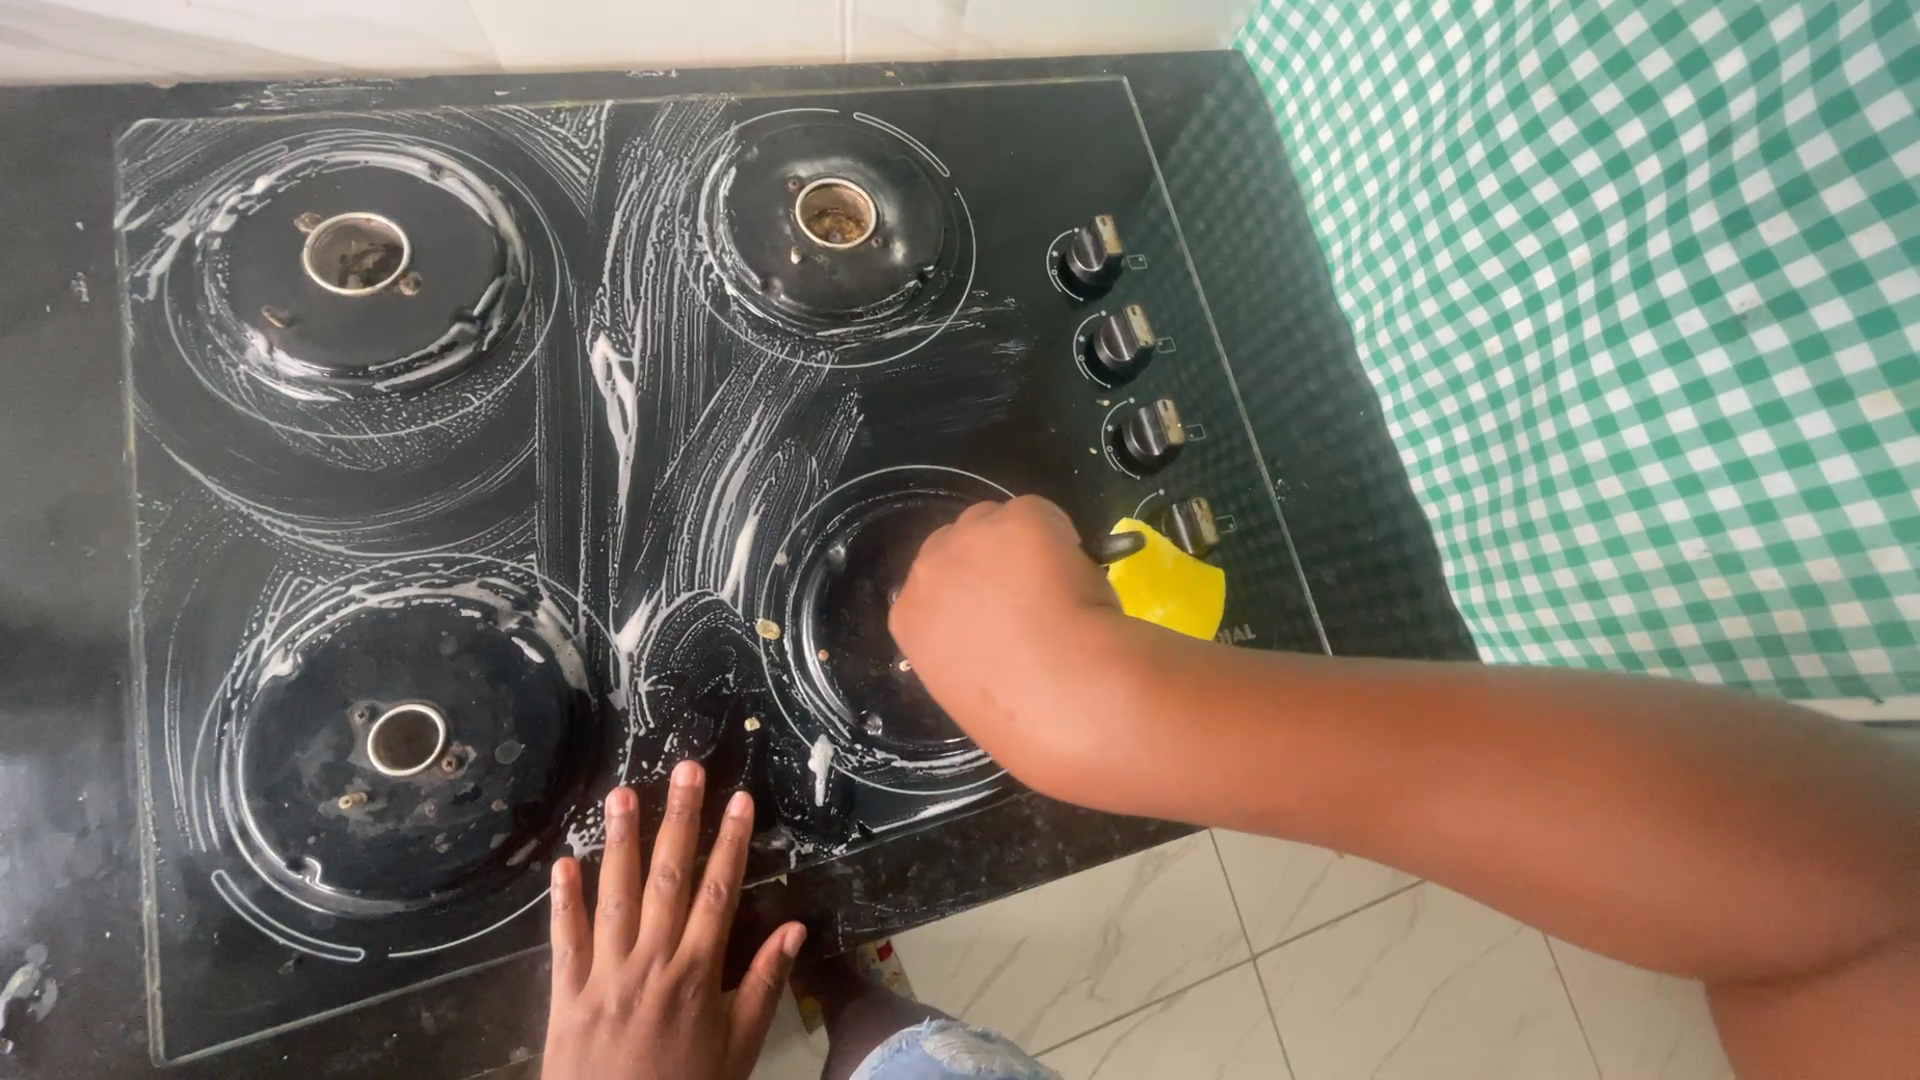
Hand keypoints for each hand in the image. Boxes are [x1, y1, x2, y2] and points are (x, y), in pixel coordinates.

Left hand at [543, 762, 806, 1079]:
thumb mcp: (738, 1049)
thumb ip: (764, 984)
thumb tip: (794, 927)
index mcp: (696, 973)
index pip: (718, 891)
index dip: (731, 842)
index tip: (740, 799)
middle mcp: (651, 963)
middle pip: (668, 878)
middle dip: (680, 819)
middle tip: (685, 770)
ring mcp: (604, 977)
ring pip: (614, 895)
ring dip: (621, 841)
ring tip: (623, 793)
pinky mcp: (566, 998)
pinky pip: (564, 942)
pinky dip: (564, 901)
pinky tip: (565, 861)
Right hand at [889, 495, 1135, 791]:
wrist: (1060, 693)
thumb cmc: (1017, 711)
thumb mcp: (965, 681)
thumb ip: (962, 644)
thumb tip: (992, 631)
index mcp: (908, 616)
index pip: (932, 582)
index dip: (969, 590)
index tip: (998, 610)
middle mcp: (928, 569)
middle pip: (955, 540)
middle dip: (989, 559)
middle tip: (1030, 594)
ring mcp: (971, 537)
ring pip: (996, 521)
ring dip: (1021, 543)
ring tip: (1058, 586)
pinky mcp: (1018, 518)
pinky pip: (1039, 514)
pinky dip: (1061, 535)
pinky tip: (1076, 575)